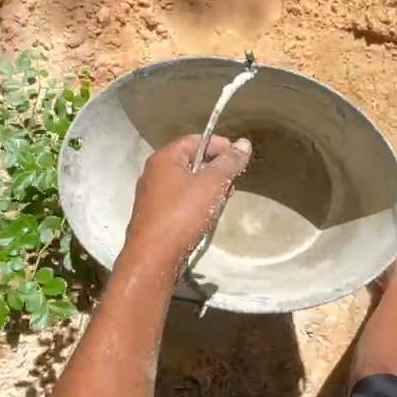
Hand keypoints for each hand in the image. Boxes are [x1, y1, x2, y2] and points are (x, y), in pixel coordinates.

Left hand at [121, 134, 252, 271]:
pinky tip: (207, 215)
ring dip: (208, 188)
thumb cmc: (182, 215)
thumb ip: (229, 162)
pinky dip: (196, 202)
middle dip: (216, 169)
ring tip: (222, 201)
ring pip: (187, 182)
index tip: (239, 158)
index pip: (195, 140)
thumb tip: (244, 143)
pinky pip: (180, 199)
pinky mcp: (155, 215)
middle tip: (232, 183)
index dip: (220, 145)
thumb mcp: (212, 185)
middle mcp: (154, 172)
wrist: (154, 257)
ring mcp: (153, 195)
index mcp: (164, 158)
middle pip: (192, 160)